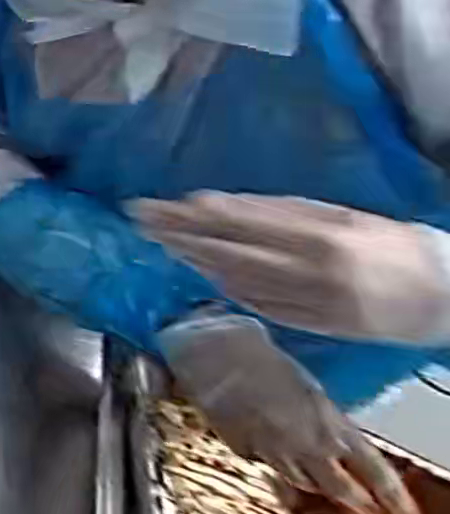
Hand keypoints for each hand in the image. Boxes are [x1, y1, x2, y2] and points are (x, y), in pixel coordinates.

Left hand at [135, 193, 449, 346]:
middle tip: (138, 222)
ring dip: (191, 259)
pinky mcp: (321, 325)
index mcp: (318, 240)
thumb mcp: (331, 213)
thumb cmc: (389, 244)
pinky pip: (259, 303)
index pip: (229, 224)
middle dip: (174, 235)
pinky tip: (202, 270)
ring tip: (160, 242)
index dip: (181, 215)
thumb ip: (266, 208)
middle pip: (223, 252)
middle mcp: (312, 274)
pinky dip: (224, 284)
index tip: (145, 205)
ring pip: (233, 279)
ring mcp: (316, 303)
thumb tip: (203, 201)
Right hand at [162, 315, 416, 513]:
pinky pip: (254, 457)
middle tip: (345, 492)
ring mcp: (269, 443)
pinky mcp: (233, 438)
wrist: (198, 338)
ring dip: (301, 476)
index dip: (389, 494)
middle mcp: (308, 442)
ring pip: (297, 479)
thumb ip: (318, 408)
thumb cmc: (248, 345)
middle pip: (341, 489)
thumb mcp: (296, 374)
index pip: (378, 477)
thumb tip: (327, 425)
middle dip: (345, 491)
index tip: (394, 504)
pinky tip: (254, 442)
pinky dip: (258, 455)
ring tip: (296, 467)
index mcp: (333, 425)